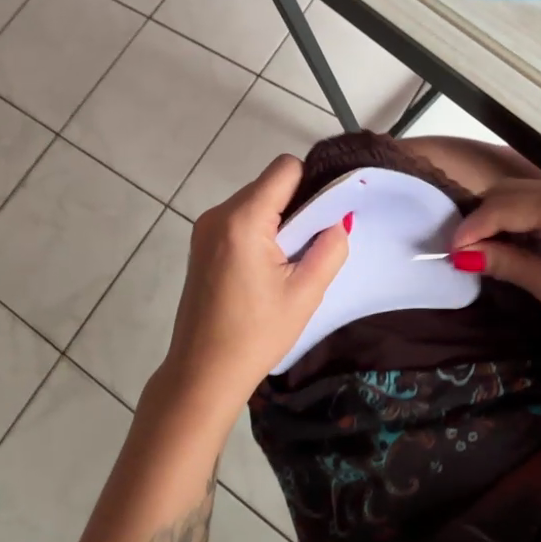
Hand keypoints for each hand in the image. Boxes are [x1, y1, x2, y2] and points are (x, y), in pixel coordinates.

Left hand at [165, 155, 347, 408]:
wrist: (203, 373)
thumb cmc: (256, 334)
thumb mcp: (305, 293)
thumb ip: (330, 248)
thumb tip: (339, 219)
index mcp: (243, 219)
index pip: (285, 168)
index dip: (311, 183)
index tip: (324, 217)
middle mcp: (218, 214)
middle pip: (270, 184)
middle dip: (295, 207)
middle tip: (309, 249)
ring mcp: (204, 228)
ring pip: (255, 202)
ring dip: (277, 222)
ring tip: (286, 266)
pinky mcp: (200, 244)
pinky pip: (239, 220)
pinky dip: (258, 232)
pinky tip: (264, 271)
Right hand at [451, 180, 540, 368]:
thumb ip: (506, 263)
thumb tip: (461, 255)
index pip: (502, 207)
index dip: (471, 229)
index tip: (448, 253)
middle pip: (510, 192)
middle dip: (482, 220)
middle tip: (463, 254)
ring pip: (525, 193)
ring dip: (500, 218)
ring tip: (484, 251)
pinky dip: (522, 217)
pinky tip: (515, 243)